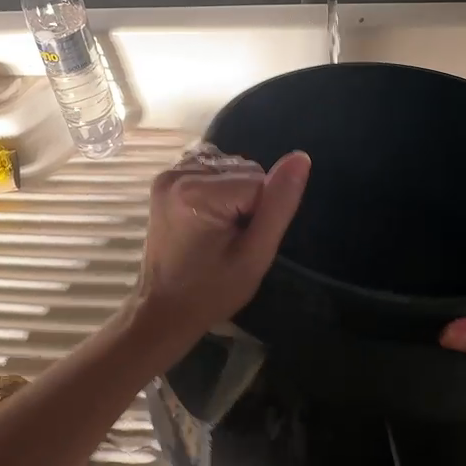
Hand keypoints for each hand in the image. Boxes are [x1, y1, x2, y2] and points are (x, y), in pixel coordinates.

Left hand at [129, 146, 310, 347]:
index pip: (260, 182)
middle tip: (230, 239)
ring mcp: (168, 174)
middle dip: (248, 201)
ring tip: (218, 229)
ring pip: (230, 166)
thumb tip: (300, 157)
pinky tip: (209, 213)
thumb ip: (279, 205)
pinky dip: (218, 185)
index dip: (261, 214)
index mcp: (197, 193)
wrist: (164, 307)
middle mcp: (179, 174)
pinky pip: (210, 166)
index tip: (242, 242)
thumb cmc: (212, 291)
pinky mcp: (165, 179)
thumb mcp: (255, 255)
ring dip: (235, 192)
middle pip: (244, 169)